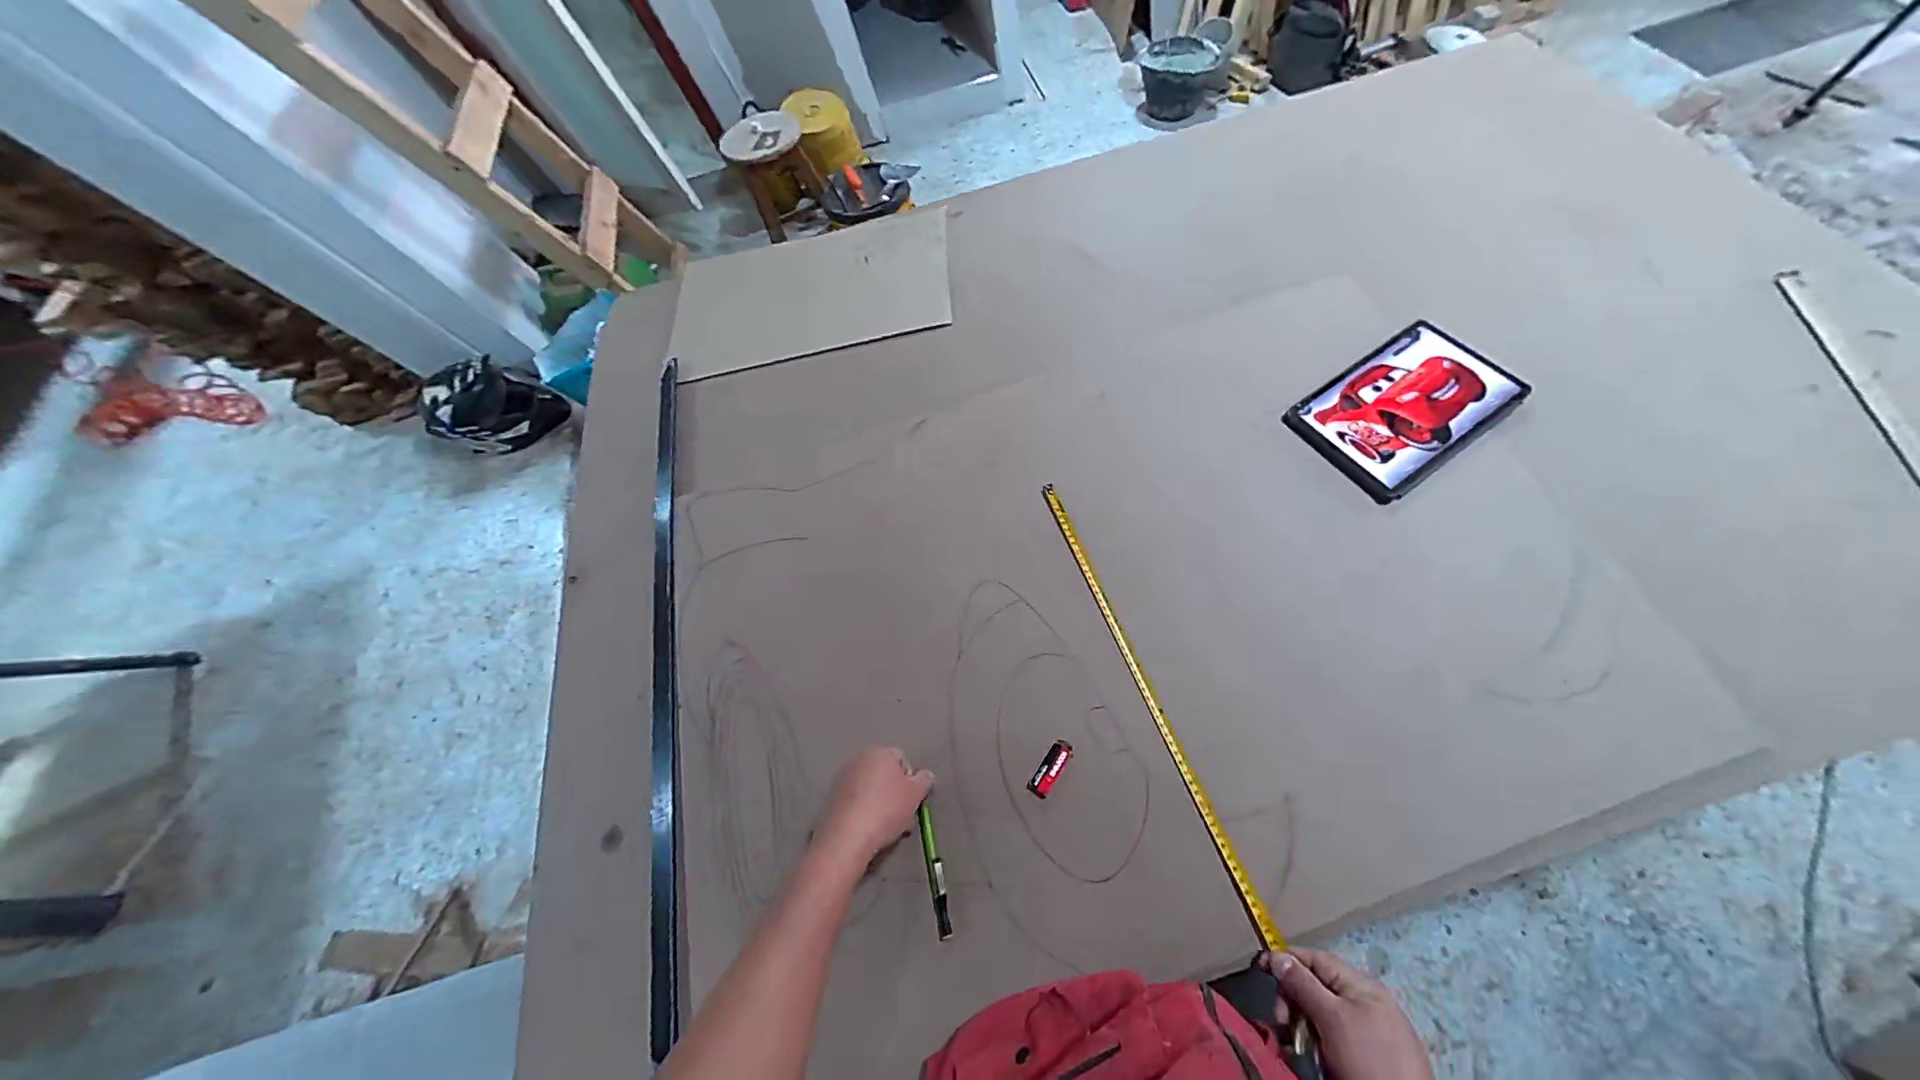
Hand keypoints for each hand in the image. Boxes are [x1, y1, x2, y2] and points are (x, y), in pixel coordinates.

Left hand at [813, 746, 934, 867]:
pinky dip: (864, 811)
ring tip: (887, 827)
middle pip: (886, 775)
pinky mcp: (831, 798)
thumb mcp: (916, 794)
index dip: (912, 782)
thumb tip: (925, 776)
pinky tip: (869, 829)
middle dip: (896, 794)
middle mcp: (858, 759)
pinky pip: (856, 801)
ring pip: (871, 789)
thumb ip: (925, 780)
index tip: (912, 801)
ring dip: (881, 804)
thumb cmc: (885, 810)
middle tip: (903, 817)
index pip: (903, 760)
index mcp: (878, 752)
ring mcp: (842, 778)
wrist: (847, 837)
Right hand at [1262, 948, 1433, 1079]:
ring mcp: (1365, 1029)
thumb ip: (1303, 984)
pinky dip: (1316, 1044)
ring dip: (1301, 1027)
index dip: (1286, 960)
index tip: (1261, 968)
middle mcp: (1363, 1001)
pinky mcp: (1364, 1054)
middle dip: (1292, 1001)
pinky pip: (1330, 1038)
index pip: (1314, 958)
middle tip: (1283, 1023)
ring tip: (1297, 1047)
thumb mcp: (1332, 1018)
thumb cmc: (1369, 1060)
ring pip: (1319, 1015)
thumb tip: (1277, 955)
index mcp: (1360, 985)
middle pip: (1314, 986)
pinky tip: (1311, 1058)